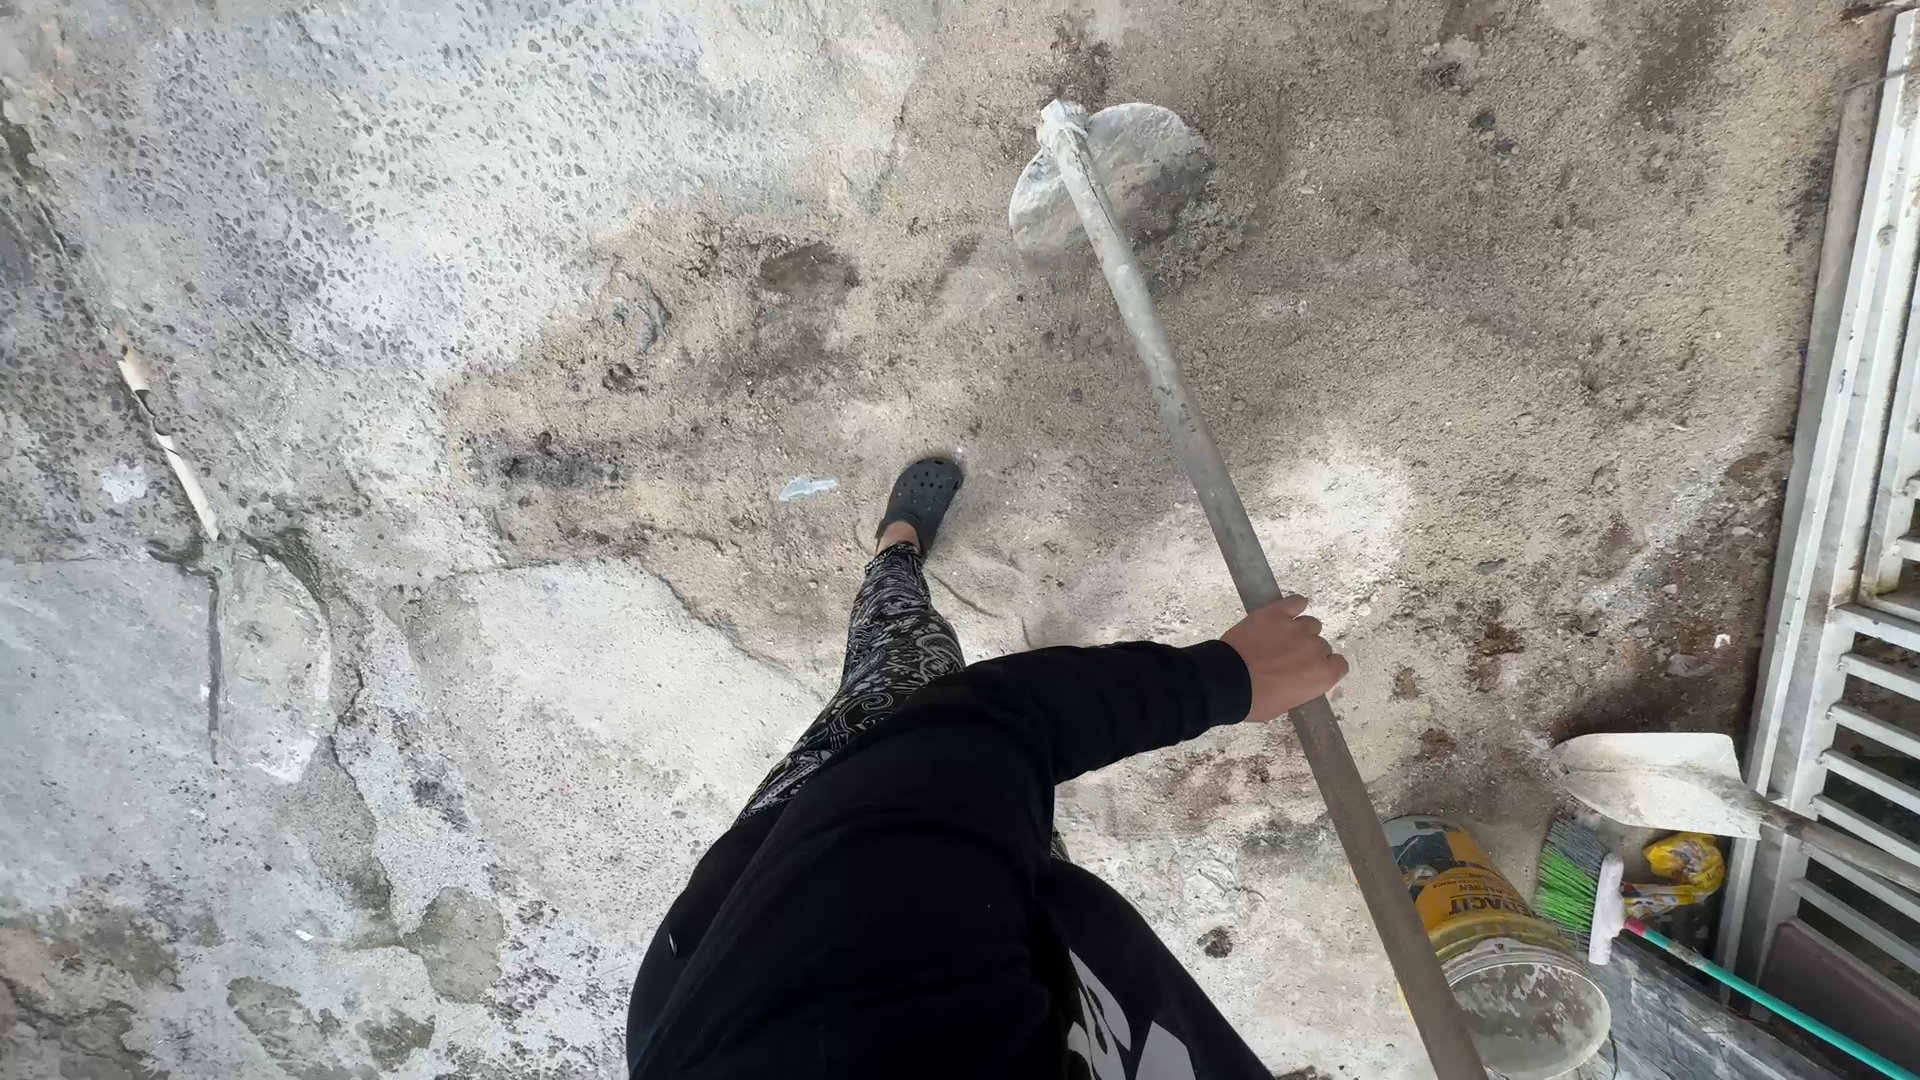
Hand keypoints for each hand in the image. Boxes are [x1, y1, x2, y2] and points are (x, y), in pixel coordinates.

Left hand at [1218, 595, 1348, 722]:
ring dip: (1298, 630)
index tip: (1310, 668)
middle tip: (1286, 657)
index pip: (1338, 664)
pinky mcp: (1275, 614)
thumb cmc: (1255, 699)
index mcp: (1323, 674)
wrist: (1226, 680)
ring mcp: (1296, 628)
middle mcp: (1316, 649)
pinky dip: (1295, 605)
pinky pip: (1295, 602)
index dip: (1324, 666)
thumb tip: (1300, 675)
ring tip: (1279, 638)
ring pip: (1309, 624)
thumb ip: (1303, 684)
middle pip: (1321, 644)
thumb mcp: (1288, 702)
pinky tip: (1289, 610)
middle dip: (1306, 651)